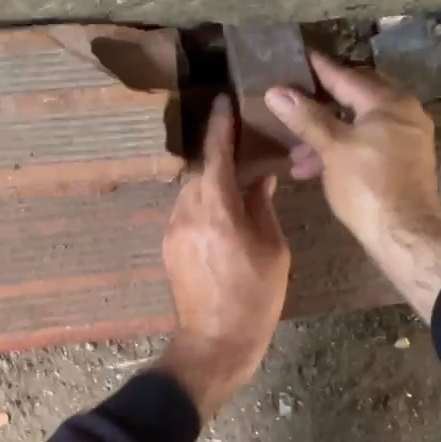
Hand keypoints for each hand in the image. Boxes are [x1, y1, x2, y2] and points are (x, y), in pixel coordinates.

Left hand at [153, 95, 290, 420]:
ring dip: (210, 181)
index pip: (215, 154)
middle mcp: (187, 212)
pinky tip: (222, 210)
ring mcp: (172, 229)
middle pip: (199, 170)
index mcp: (217, 209)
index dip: (221, 125)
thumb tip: (261, 178)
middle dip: (217, 154)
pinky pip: (185, 211)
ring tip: (235, 178)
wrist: (216, 341)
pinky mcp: (168, 246)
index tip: (225, 100)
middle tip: (241, 143)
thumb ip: (262, 205)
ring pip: (190, 190)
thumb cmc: (255, 297)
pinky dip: (202, 202)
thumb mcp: (272, 247)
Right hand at [265, 52, 440, 317]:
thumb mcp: (332, 149)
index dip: (317, 69)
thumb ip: (306, 118)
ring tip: (295, 155)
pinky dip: (342, 150)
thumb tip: (276, 92)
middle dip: (319, 106)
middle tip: (291, 105)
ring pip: (358, 126)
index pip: (346, 76)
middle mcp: (403, 113)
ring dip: (326, 136)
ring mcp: (406, 138)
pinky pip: (367, 144)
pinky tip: (317, 169)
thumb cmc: (368, 186)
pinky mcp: (403, 162)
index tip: (295, 58)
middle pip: (354, 99)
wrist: (404, 235)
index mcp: (389, 102)